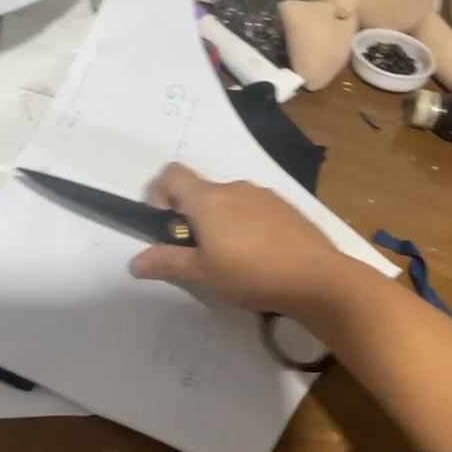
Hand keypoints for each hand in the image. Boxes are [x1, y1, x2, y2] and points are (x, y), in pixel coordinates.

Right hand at [130, 163, 351, 314]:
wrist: (316, 277)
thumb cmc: (251, 274)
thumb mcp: (203, 274)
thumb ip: (168, 263)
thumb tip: (135, 262)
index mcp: (208, 199)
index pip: (171, 174)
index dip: (159, 194)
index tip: (167, 227)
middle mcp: (235, 187)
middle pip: (201, 191)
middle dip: (193, 218)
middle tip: (201, 254)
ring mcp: (265, 195)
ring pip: (230, 201)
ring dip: (223, 222)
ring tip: (234, 260)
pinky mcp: (287, 208)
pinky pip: (256, 210)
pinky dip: (249, 226)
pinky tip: (262, 256)